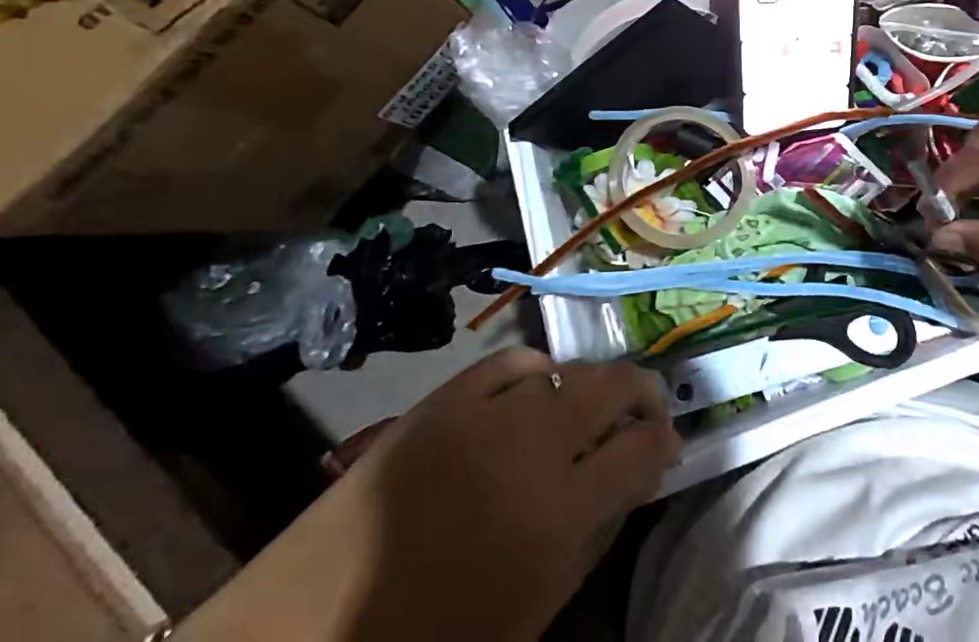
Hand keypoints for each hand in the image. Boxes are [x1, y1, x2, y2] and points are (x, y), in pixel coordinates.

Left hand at [176, 349, 679, 641]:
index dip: (667, 442)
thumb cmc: (441, 633)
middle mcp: (529, 448)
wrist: (309, 631)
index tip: (669, 447)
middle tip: (645, 418)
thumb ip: (600, 529)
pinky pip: (508, 364)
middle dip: (645, 396)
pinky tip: (535, 394)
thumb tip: (638, 475)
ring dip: (593, 388)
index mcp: (560, 512)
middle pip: (615, 386)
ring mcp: (480, 417)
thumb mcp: (541, 601)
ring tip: (591, 410)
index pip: (644, 447)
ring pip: (567, 370)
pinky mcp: (438, 403)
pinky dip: (534, 374)